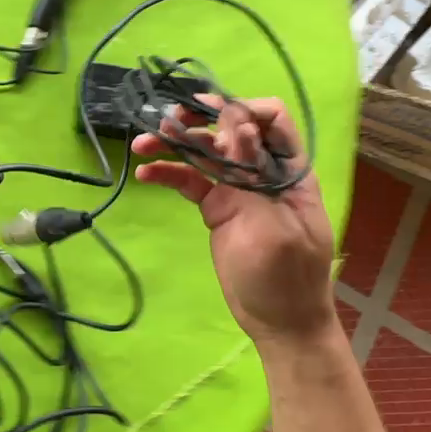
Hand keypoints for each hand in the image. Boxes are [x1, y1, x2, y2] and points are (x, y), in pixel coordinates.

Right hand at [132, 97, 337, 346]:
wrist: (279, 322)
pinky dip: (167, 173)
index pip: (269, 118)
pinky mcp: (216, 206)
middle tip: (166, 123)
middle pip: (228, 128)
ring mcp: (237, 188)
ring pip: (202, 152)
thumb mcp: (273, 224)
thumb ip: (252, 172)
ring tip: (141, 144)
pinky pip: (188, 180)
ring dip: (172, 144)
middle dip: (196, 120)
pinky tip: (145, 173)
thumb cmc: (287, 277)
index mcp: (288, 170)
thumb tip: (236, 121)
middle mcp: (261, 170)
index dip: (238, 108)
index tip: (206, 115)